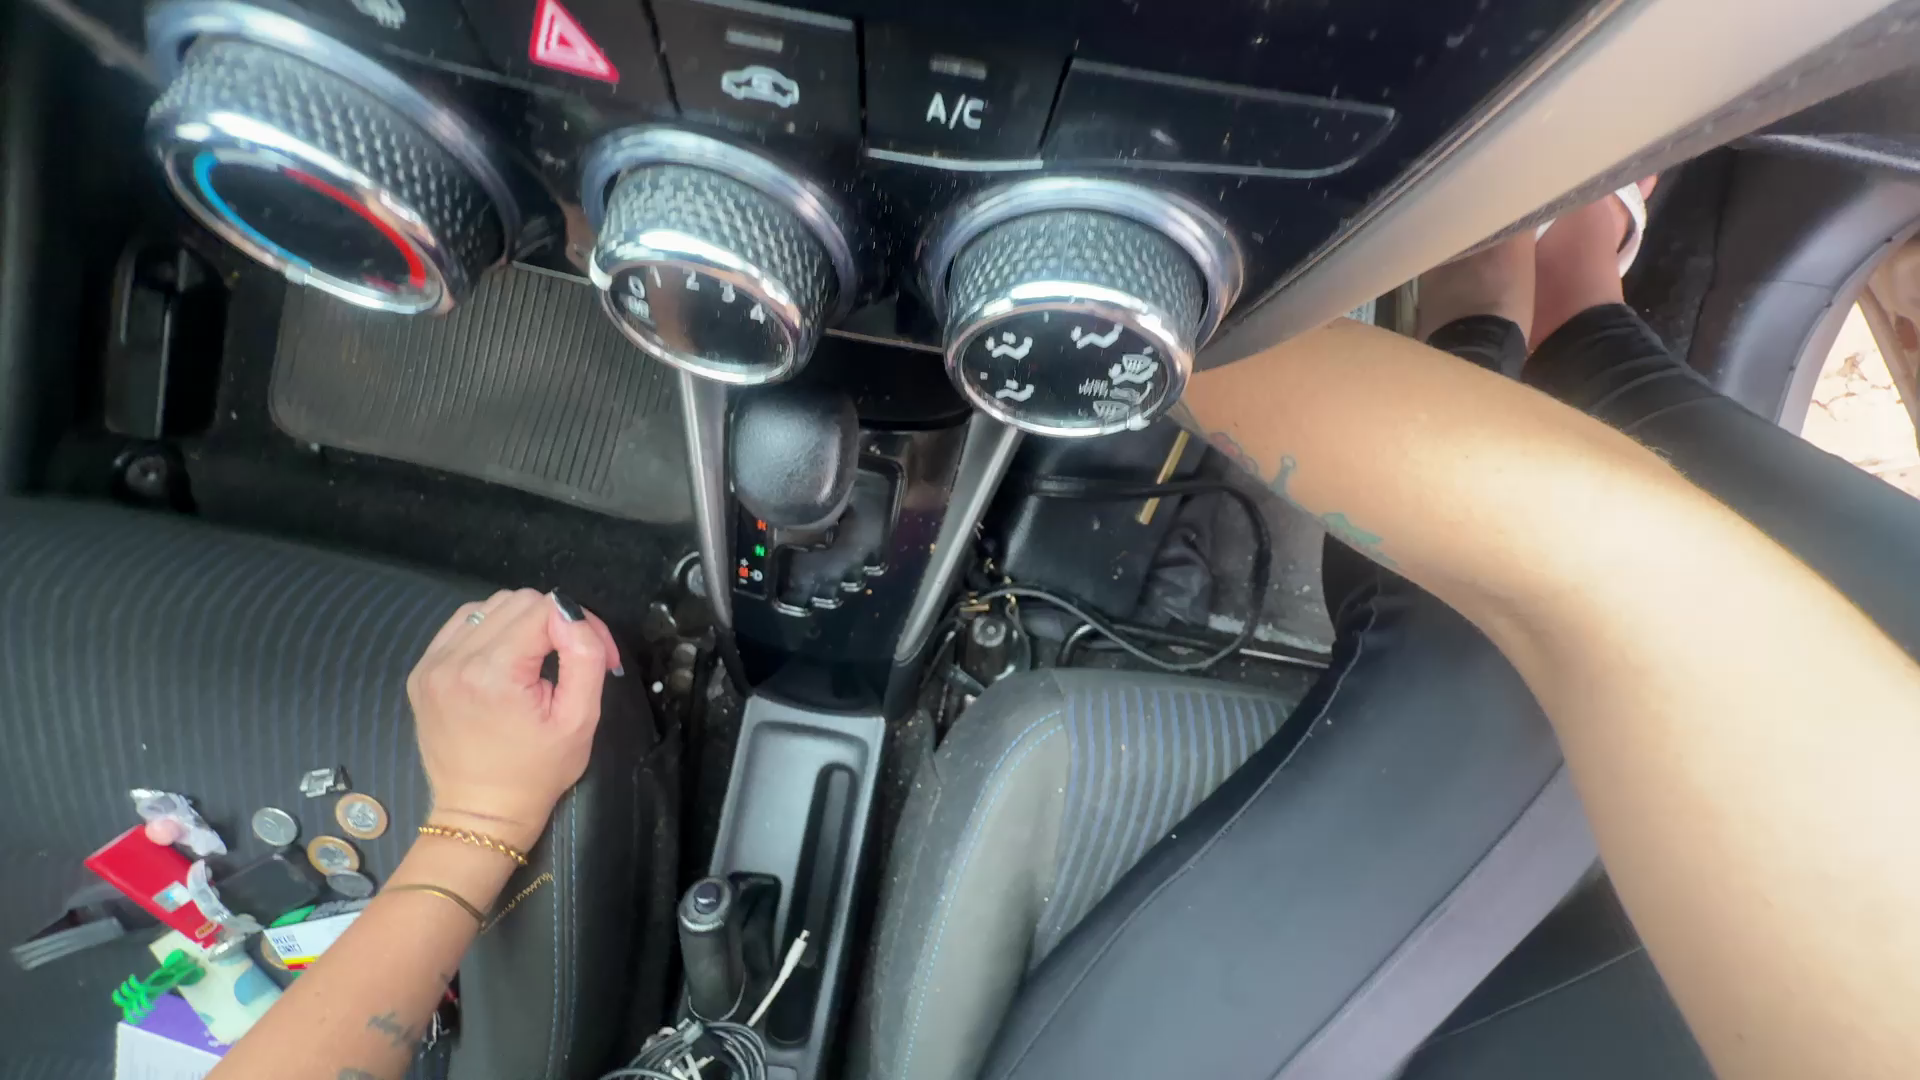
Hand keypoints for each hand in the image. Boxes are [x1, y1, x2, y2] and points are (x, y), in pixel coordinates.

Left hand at [406, 588, 622, 850]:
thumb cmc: (539, 770)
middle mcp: (454, 660)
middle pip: (519, 601)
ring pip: (490, 605)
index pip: (546, 608)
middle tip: (572, 657)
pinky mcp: (422, 671)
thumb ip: (584, 656)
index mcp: (495, 672)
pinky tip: (506, 657)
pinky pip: (464, 623)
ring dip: (523, 622)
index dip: (581, 623)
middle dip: (555, 620)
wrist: (480, 812)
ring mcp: (431, 665)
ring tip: (537, 658)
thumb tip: (571, 615)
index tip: (597, 655)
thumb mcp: (581, 717)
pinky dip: (492, 629)